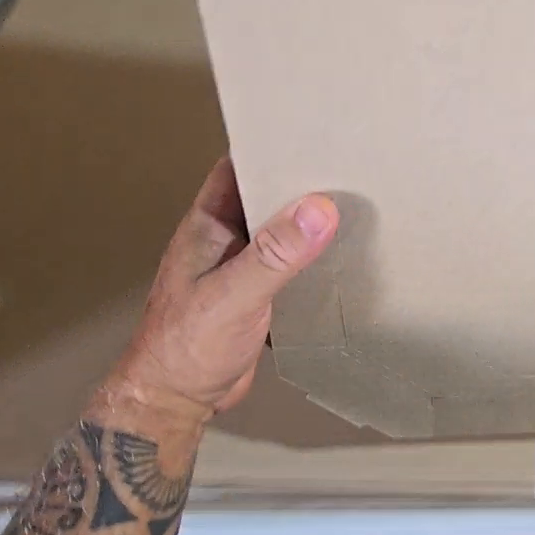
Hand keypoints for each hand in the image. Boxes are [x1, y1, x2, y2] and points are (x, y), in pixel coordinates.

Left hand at [105, 157, 338, 425]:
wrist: (175, 403)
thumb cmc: (187, 345)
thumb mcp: (233, 295)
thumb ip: (275, 254)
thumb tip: (322, 208)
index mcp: (208, 225)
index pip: (237, 168)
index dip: (270, 146)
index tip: (314, 131)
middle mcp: (226, 239)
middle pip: (267, 196)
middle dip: (303, 181)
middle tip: (353, 166)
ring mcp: (242, 268)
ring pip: (283, 232)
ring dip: (313, 221)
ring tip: (360, 204)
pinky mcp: (260, 295)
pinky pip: (292, 264)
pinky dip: (315, 256)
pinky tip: (345, 256)